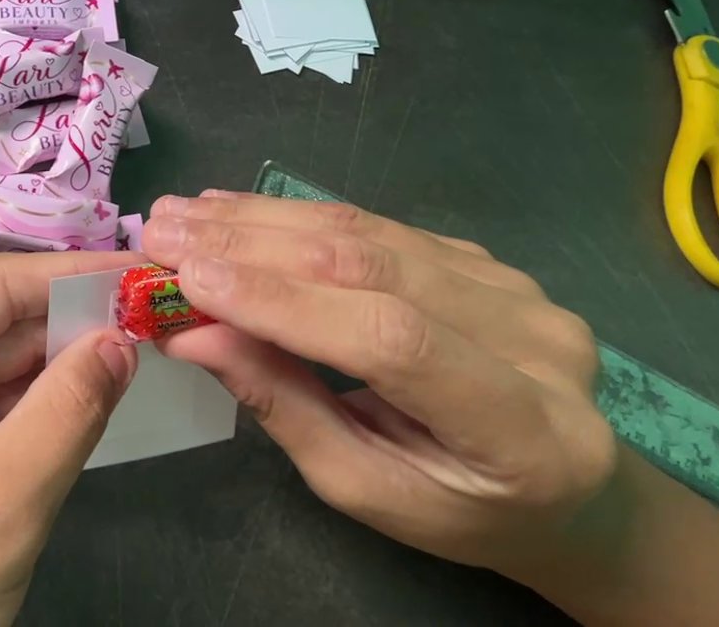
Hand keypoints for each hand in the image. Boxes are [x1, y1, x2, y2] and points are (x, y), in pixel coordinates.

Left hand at [0, 251, 144, 626]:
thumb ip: (67, 413)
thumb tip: (122, 340)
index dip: (69, 273)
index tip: (140, 268)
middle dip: (75, 314)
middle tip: (156, 306)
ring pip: (4, 359)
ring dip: (68, 354)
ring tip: (144, 336)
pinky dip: (48, 396)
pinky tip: (99, 383)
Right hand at [141, 193, 615, 574]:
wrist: (559, 488)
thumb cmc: (454, 508)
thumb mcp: (362, 487)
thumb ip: (282, 405)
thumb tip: (190, 334)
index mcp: (524, 430)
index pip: (391, 339)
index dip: (283, 302)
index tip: (187, 278)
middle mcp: (533, 338)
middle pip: (372, 267)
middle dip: (249, 245)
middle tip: (160, 232)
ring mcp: (512, 285)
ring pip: (364, 230)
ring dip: (257, 218)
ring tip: (178, 214)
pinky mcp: (478, 256)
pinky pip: (370, 222)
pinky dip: (288, 214)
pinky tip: (229, 209)